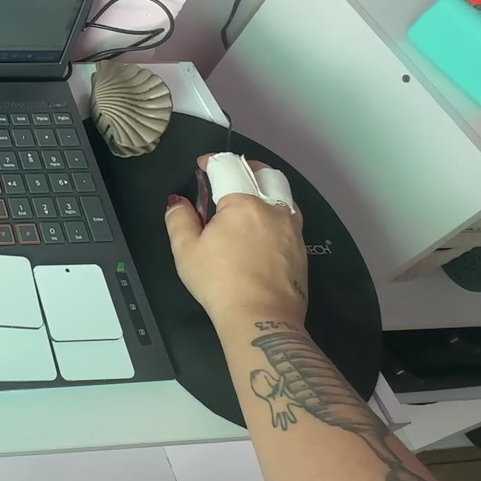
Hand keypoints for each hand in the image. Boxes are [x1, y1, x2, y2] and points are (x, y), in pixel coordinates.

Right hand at [164, 155, 308, 330]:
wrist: (262, 320)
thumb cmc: (221, 283)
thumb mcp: (185, 249)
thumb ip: (178, 218)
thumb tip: (178, 203)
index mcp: (243, 203)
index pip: (227, 166)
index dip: (210, 161)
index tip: (201, 165)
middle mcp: (273, 210)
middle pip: (264, 172)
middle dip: (243, 166)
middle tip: (226, 173)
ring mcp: (293, 230)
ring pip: (282, 193)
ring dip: (263, 187)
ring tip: (244, 198)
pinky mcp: (301, 249)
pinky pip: (289, 216)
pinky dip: (273, 209)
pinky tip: (258, 225)